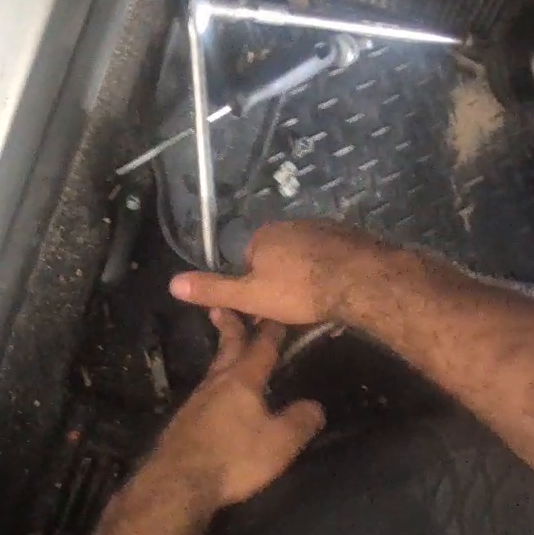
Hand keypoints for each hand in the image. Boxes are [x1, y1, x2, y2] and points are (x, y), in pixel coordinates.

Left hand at [147, 309, 324, 507]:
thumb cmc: (233, 457)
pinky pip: (205, 393)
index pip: (261, 347)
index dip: (271, 330)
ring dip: (222, 355)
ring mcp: (196, 401)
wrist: (177, 481)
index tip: (276, 313)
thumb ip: (300, 421)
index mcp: (242, 380)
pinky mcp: (185, 421)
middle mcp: (216, 383)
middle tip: (224, 305)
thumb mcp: (279, 442)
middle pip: (227, 348)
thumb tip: (315, 405)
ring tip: (227, 350)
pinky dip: (215, 383)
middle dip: (231, 326)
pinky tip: (217, 395)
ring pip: (214, 370)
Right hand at [169, 219, 391, 325]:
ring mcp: (322, 228)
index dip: (252, 285)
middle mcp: (291, 225)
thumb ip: (214, 290)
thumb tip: (172, 283)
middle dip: (280, 280)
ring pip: (305, 256)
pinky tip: (337, 291)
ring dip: (306, 276)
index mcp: (263, 236)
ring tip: (315, 303)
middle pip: (276, 257)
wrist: (360, 280)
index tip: (263, 308)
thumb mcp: (250, 296)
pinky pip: (330, 256)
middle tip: (290, 310)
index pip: (247, 260)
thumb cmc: (299, 290)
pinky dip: (329, 271)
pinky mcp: (349, 236)